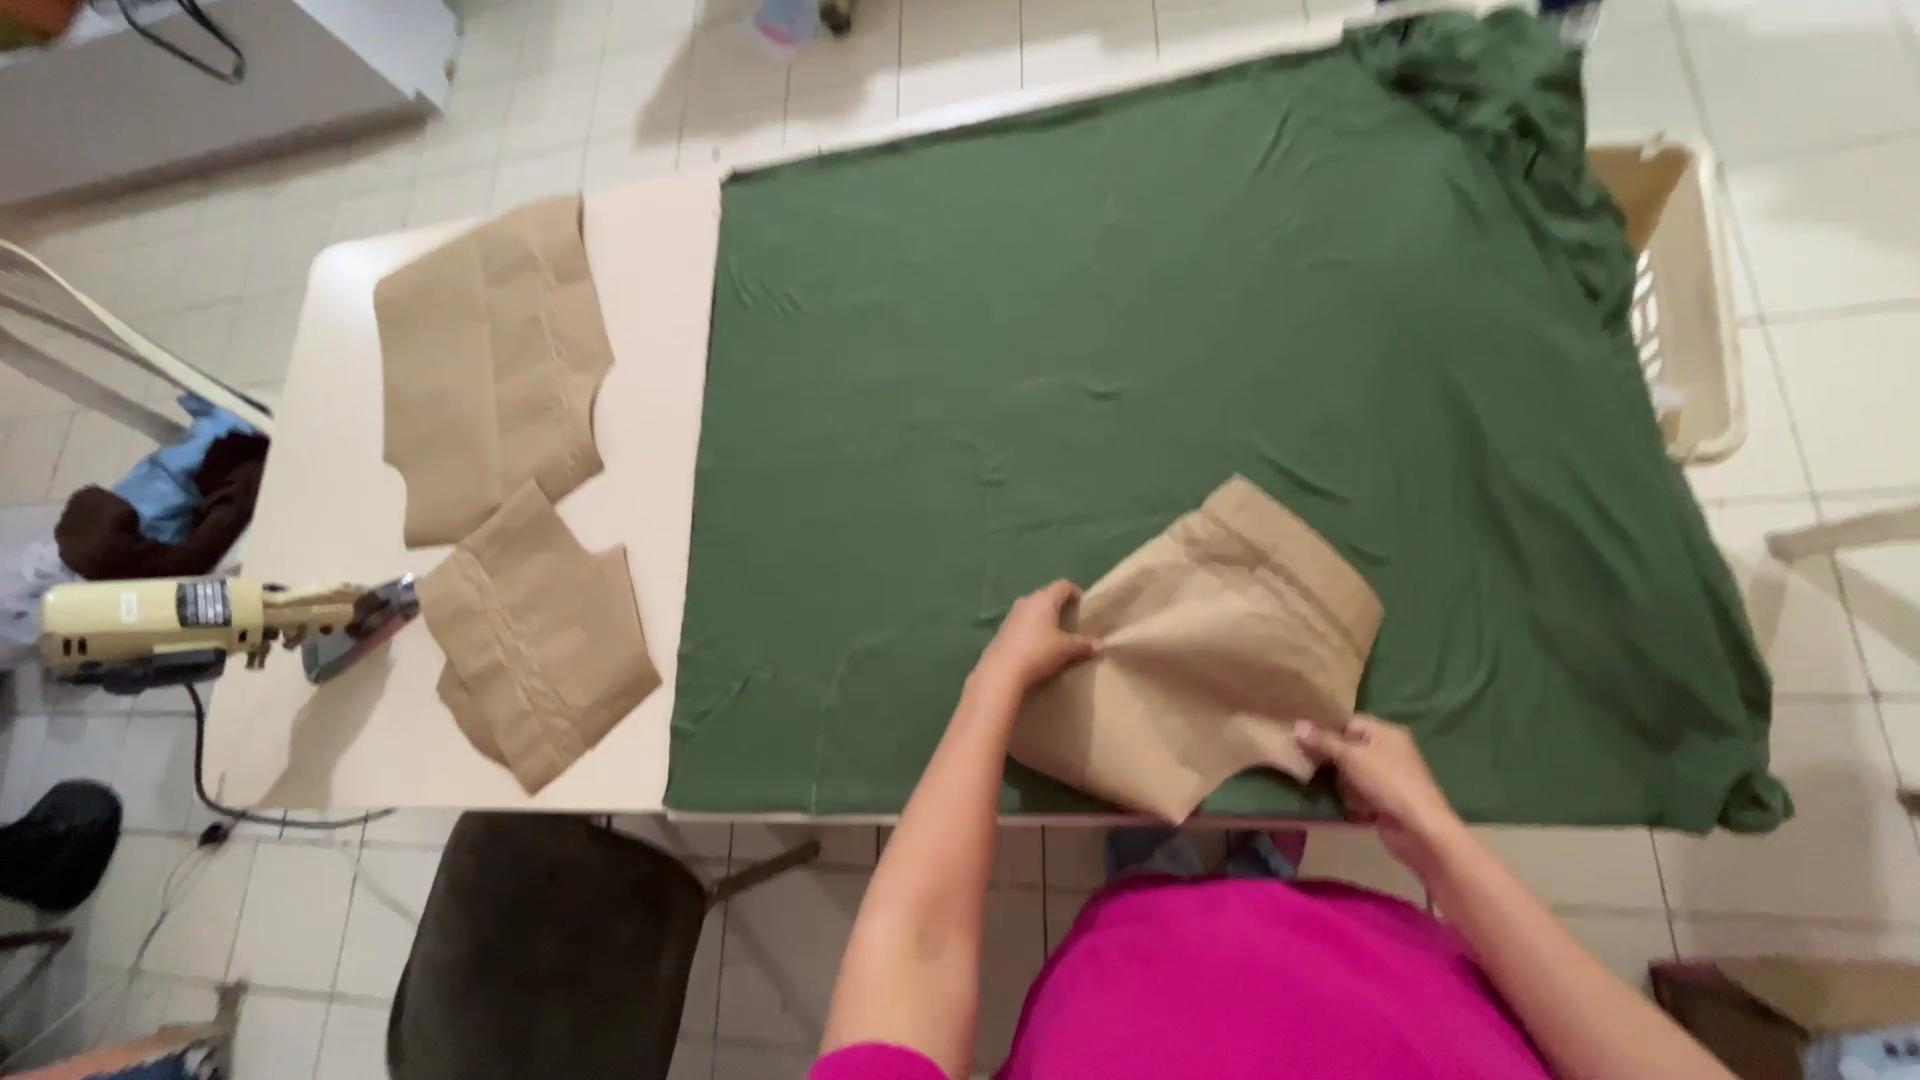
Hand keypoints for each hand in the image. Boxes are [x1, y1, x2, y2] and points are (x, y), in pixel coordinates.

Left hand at [971, 580, 1101, 696]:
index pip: (1063, 585)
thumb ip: (1084, 644)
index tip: (1083, 608)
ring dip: (1045, 618)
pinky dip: (1033, 628)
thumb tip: (1102, 646)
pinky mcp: (1003, 628)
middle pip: (1047, 596)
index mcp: (1044, 599)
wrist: (1002, 670)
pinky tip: (1038, 645)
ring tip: (1056, 635)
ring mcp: (1012, 614)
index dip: (1076, 593)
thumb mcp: (1066, 649)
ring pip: (1034, 609)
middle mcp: (1027, 601)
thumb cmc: (1038, 652)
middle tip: (1072, 622)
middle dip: (1060, 606)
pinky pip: (1023, 621)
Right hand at [1294, 715, 1463, 876]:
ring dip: (1336, 778)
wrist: (1418, 829)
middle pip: (1349, 747)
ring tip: (1312, 779)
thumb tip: (1297, 724)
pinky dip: (1347, 795)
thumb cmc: (1387, 782)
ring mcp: (1388, 777)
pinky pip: (1358, 791)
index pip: (1349, 722)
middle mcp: (1389, 751)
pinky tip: (1334, 799)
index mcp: (1386, 733)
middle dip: (1327, 755)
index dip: (1326, 728)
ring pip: (1351, 771)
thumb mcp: (1351, 756)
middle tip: (1300, 757)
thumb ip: (1323, 741)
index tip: (1300, 735)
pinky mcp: (1384, 799)